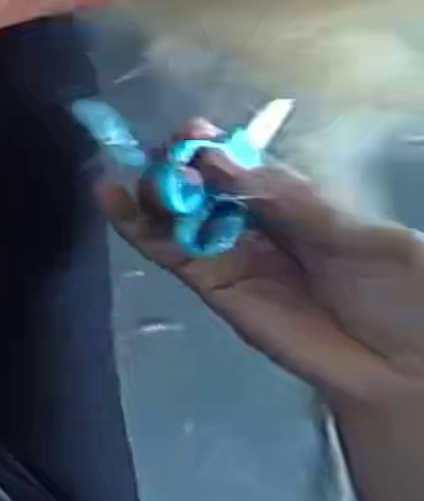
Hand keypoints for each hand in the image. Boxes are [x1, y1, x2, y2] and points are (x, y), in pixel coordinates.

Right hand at [102, 122, 423, 411]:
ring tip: (145, 176)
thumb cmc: (411, 296)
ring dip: (153, 189)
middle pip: (200, 187)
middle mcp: (252, 225)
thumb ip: (288, 201)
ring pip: (171, 212)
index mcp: (298, 208)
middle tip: (165, 153)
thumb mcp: (363, 238)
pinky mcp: (199, 278)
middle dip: (177, 166)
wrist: (411, 371)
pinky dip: (127, 220)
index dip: (217, 150)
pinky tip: (107, 193)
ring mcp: (222, 252)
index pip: (245, 170)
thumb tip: (214, 159)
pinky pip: (157, 245)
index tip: (190, 130)